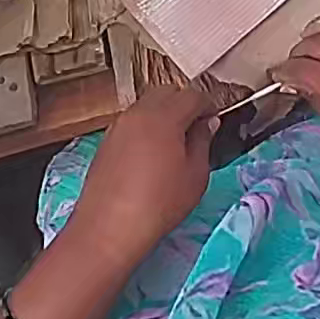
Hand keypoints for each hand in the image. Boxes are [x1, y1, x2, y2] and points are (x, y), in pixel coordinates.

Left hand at [63, 88, 214, 265]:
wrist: (109, 226)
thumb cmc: (159, 203)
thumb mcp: (195, 175)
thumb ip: (202, 141)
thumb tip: (206, 123)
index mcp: (164, 117)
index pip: (192, 95)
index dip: (207, 104)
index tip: (213, 119)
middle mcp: (139, 112)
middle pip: (166, 92)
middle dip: (183, 103)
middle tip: (194, 127)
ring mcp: (119, 124)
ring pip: (146, 104)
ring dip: (162, 113)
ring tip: (172, 141)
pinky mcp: (106, 139)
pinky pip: (131, 121)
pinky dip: (145, 126)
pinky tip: (150, 153)